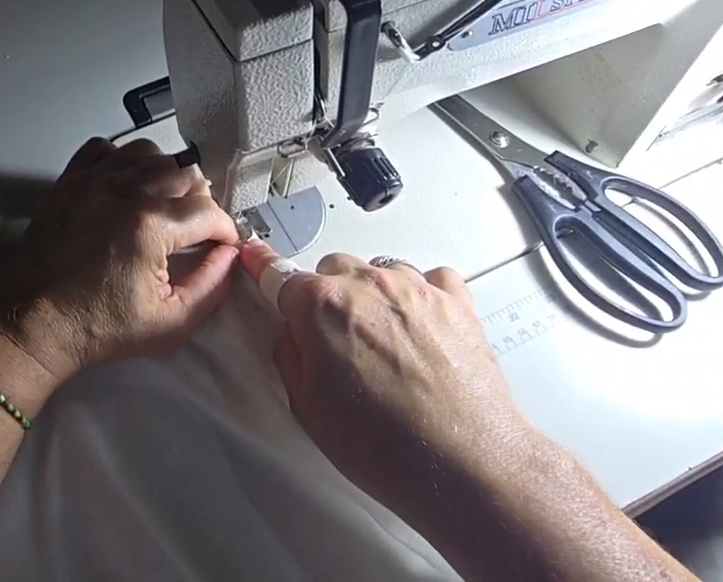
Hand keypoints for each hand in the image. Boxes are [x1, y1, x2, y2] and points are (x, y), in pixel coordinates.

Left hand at [0, 138, 241, 391]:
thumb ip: (211, 286)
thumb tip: (230, 256)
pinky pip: (106, 148)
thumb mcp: (169, 323)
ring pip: (151, 152)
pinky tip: (126, 186)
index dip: (224, 230)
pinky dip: (123, 160)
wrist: (32, 323)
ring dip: (166, 174)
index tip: (220, 245)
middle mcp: (125, 191)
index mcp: (151, 226)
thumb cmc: (97, 327)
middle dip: (199, 201)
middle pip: (186, 172)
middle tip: (193, 228)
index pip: (209, 210)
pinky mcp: (70, 180)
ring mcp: (94, 181)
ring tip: (164, 203)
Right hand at [241, 242, 535, 524]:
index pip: (279, 273)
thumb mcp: (309, 410)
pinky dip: (421, 295)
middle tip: (338, 343)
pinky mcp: (454, 300)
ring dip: (373, 296)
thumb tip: (294, 336)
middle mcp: (365, 285)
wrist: (467, 466)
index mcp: (320, 306)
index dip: (262, 266)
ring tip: (386, 344)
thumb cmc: (389, 447)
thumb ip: (291, 357)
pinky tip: (421, 329)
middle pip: (332, 269)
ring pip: (378, 271)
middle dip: (328, 298)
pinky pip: (429, 278)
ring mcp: (414, 288)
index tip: (255, 256)